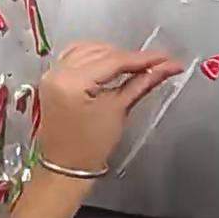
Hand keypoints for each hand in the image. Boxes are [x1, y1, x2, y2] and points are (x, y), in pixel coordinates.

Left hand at [34, 42, 182, 172]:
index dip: (142, 58)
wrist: (67, 167)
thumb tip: (166, 67)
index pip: (113, 61)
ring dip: (112, 55)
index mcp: (72, 82)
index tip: (165, 58)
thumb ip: (141, 83)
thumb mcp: (118, 111)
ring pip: (87, 49)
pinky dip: (94, 57)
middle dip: (128, 56)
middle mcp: (57, 73)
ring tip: (134, 66)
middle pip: (101, 52)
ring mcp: (52, 74)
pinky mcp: (52, 79)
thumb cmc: (91, 146)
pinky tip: (109, 64)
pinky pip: (74, 56)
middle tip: (154, 63)